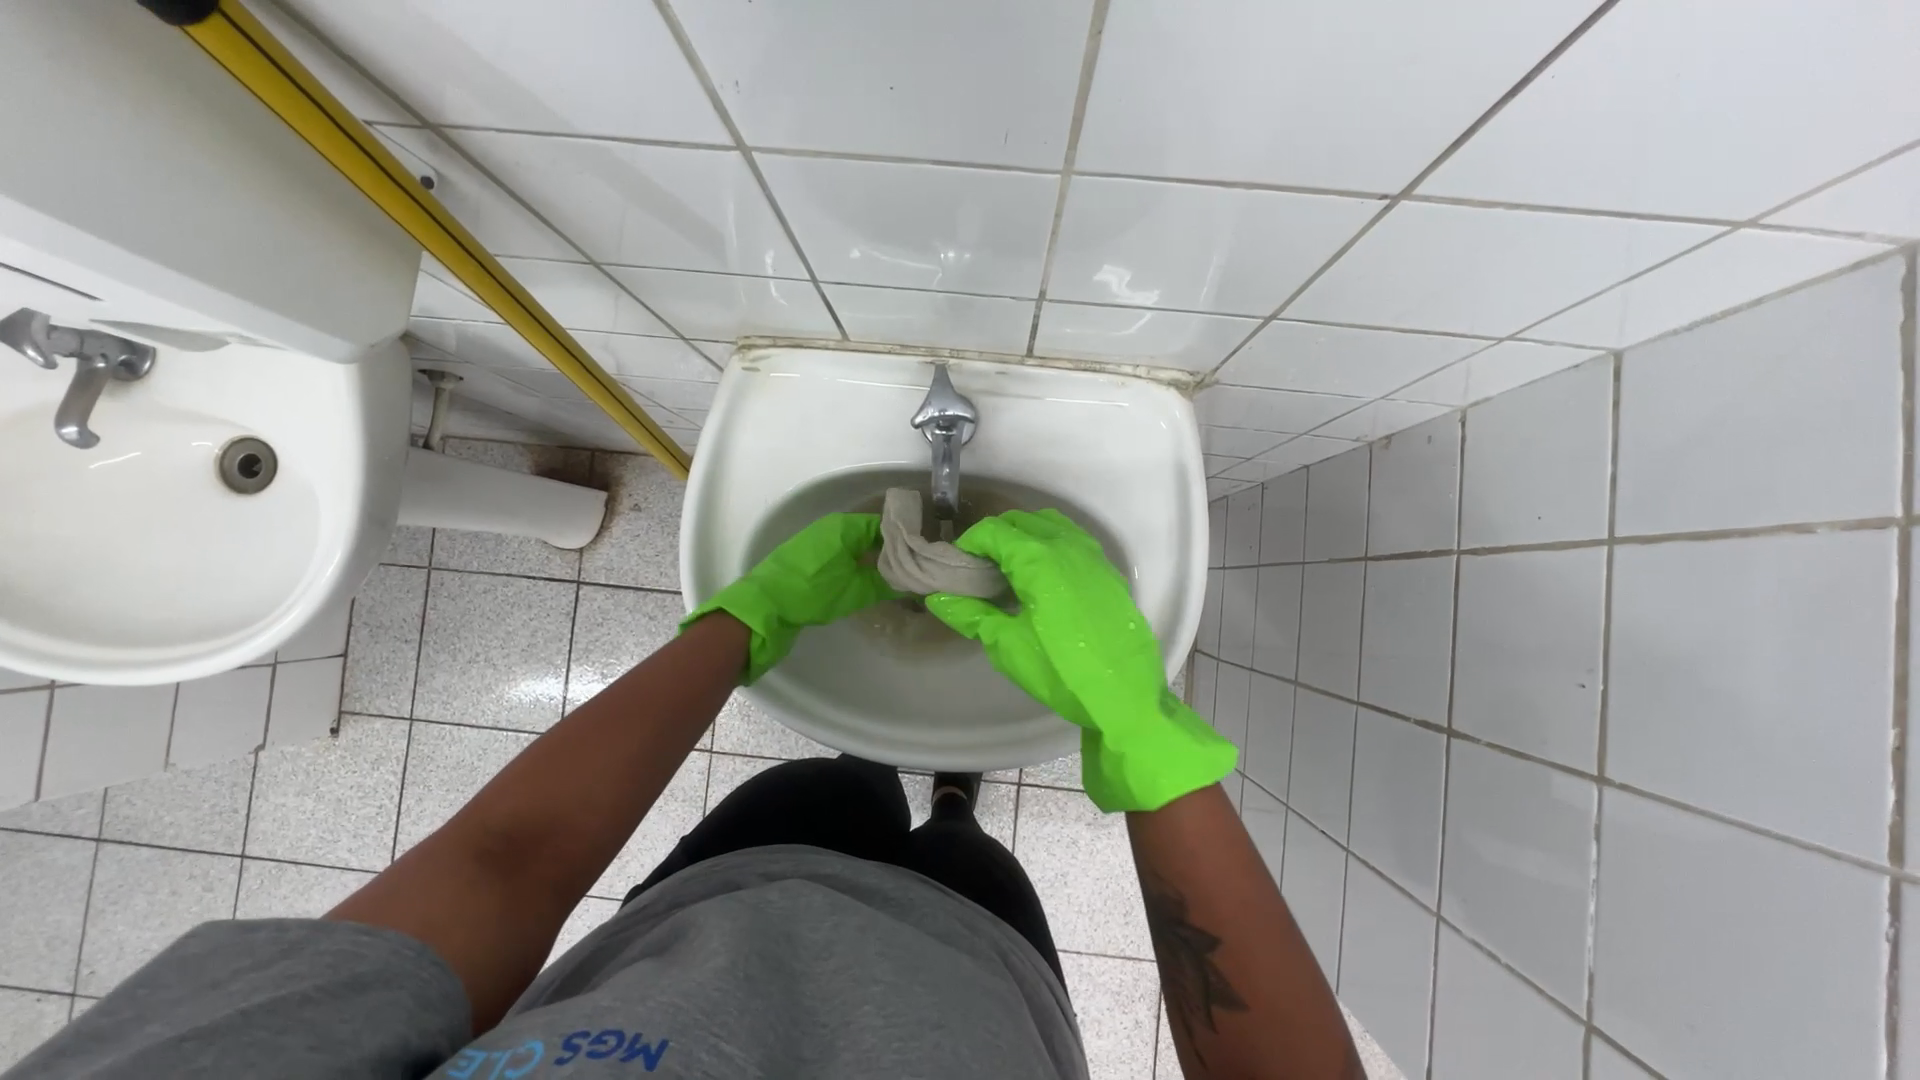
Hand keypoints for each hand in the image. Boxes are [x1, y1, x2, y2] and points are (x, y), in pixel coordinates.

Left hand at [683, 513, 895, 683]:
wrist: (765, 606)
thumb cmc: (813, 592)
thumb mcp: (856, 591)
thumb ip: (886, 584)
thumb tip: (912, 581)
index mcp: (846, 526)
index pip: (886, 525)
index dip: (906, 540)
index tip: (921, 555)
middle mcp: (832, 526)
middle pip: (871, 533)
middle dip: (891, 550)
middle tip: (912, 568)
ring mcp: (817, 539)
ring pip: (855, 543)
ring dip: (872, 557)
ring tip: (892, 576)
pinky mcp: (807, 555)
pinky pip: (841, 551)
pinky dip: (856, 562)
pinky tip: (865, 579)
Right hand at [925, 509, 1235, 811]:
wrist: (1124, 697)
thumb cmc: (1061, 671)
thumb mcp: (1007, 645)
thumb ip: (971, 615)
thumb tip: (938, 598)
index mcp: (1038, 558)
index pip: (993, 531)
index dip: (969, 544)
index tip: (957, 567)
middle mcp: (1067, 545)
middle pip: (1021, 521)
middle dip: (995, 538)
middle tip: (979, 570)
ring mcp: (1092, 557)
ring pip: (1050, 526)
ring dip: (1024, 538)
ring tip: (1010, 572)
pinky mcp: (1108, 573)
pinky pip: (1073, 542)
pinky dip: (1050, 548)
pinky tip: (1043, 582)